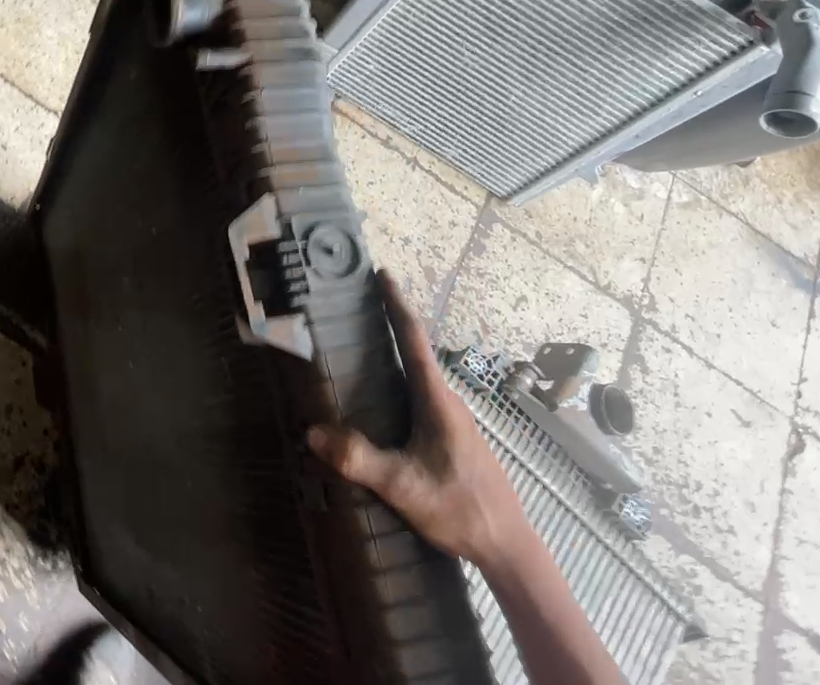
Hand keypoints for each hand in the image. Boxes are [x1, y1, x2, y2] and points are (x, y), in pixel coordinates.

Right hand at [306, 272, 535, 575]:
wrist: (507, 545)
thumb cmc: (461, 508)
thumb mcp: (404, 487)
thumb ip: (359, 459)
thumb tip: (312, 432)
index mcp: (437, 401)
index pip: (415, 340)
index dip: (396, 305)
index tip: (381, 274)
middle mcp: (446, 401)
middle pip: (414, 351)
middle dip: (386, 324)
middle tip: (352, 306)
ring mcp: (451, 419)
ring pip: (415, 376)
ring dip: (391, 355)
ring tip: (355, 347)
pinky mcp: (450, 436)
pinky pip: (416, 396)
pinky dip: (395, 382)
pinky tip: (376, 401)